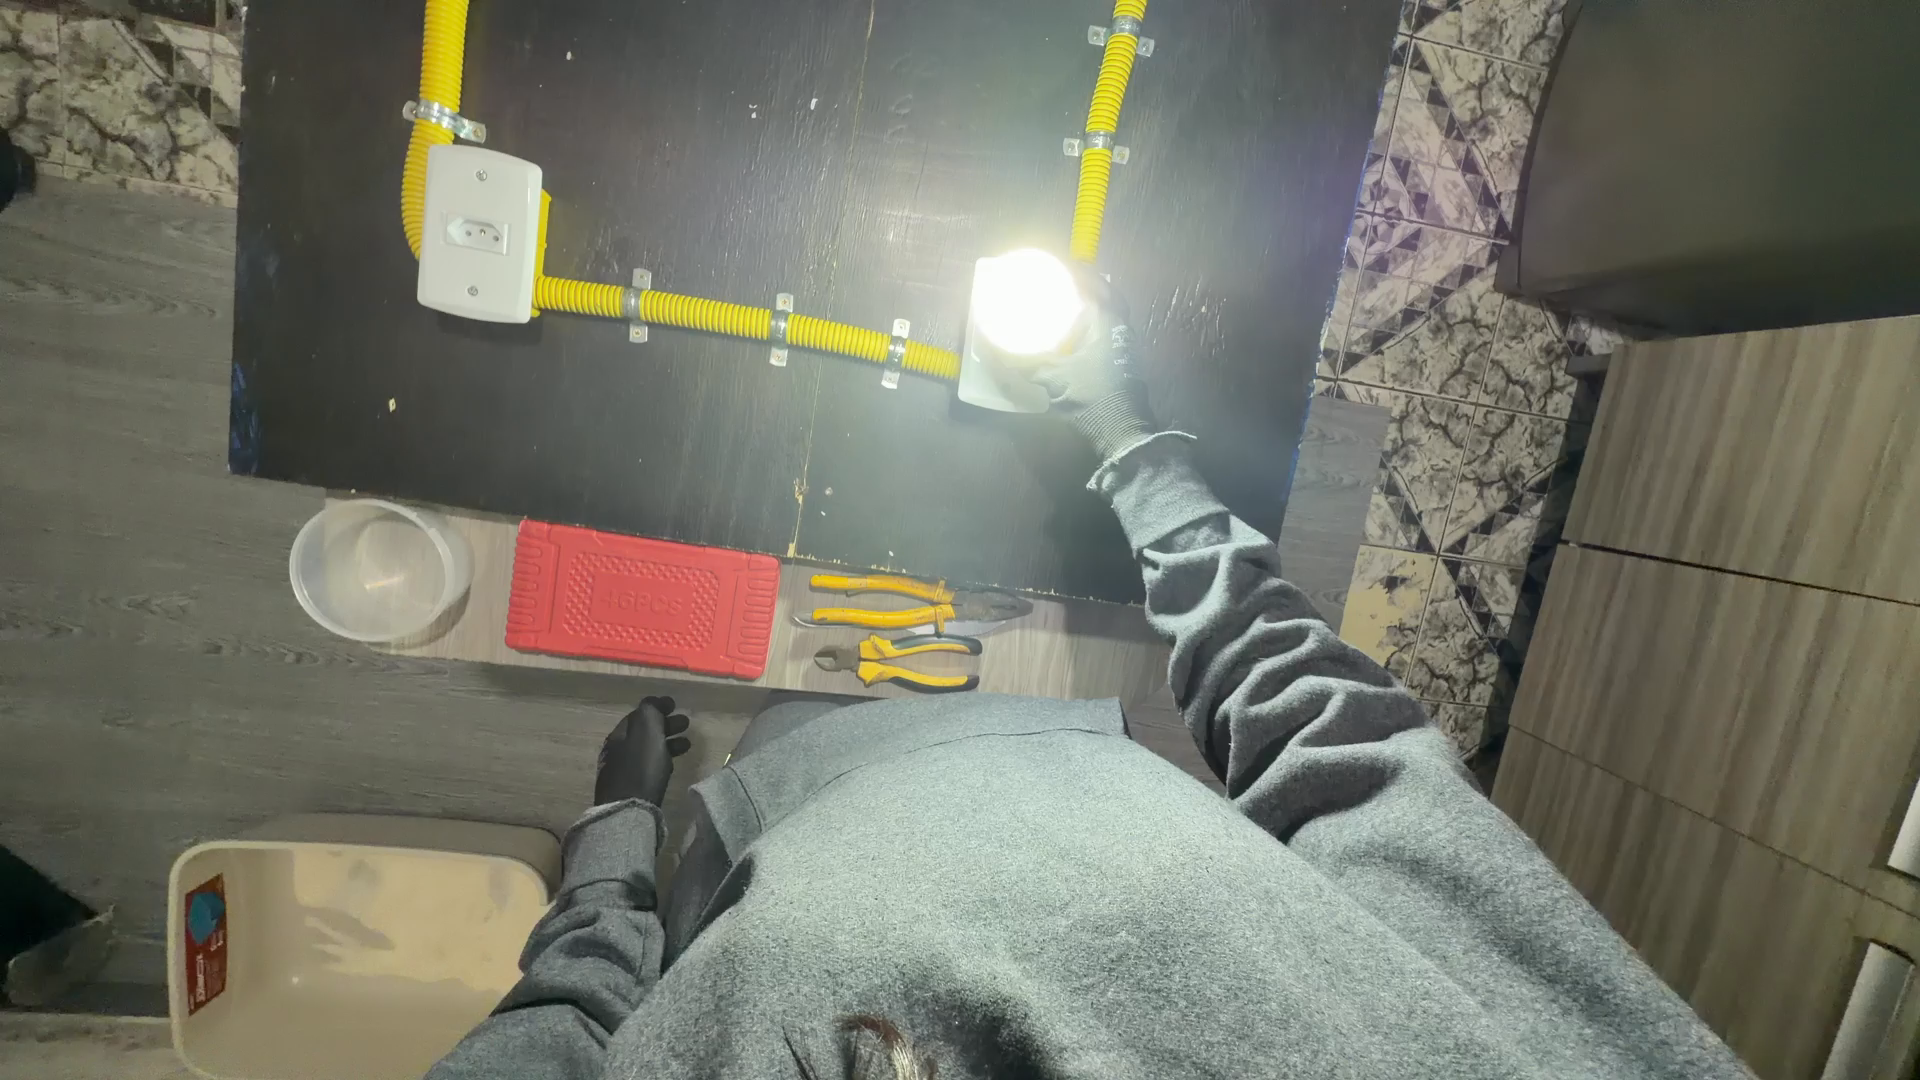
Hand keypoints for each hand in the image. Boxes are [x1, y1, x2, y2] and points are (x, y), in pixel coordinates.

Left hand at [594, 696, 691, 807]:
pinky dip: (664, 757)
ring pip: (650, 748)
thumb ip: (650, 711)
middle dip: (666, 724)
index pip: (639, 713)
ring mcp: (623, 769)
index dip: (657, 707)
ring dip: (669, 741)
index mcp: (619, 734)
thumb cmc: (640, 766)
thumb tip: (653, 701)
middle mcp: (618, 750)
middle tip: (686, 723)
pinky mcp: (631, 786)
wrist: (628, 810)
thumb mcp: (647, 731)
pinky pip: (650, 764)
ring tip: (687, 744)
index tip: (675, 705)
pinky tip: (672, 764)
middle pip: (645, 731)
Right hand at [1029, 271, 1158, 461]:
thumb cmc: (1091, 397)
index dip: (1076, 270)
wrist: (1122, 431)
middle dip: (1086, 286)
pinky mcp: (1124, 364)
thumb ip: (1027, 363)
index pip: (1094, 282)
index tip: (1059, 262)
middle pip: (1106, 296)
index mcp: (1107, 321)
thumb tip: (997, 351)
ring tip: (1068, 305)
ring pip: (1108, 316)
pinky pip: (1106, 334)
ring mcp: (1126, 347)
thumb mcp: (1054, 378)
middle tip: (1065, 282)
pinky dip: (1091, 329)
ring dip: (1090, 308)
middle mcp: (1121, 328)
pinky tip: (1076, 338)